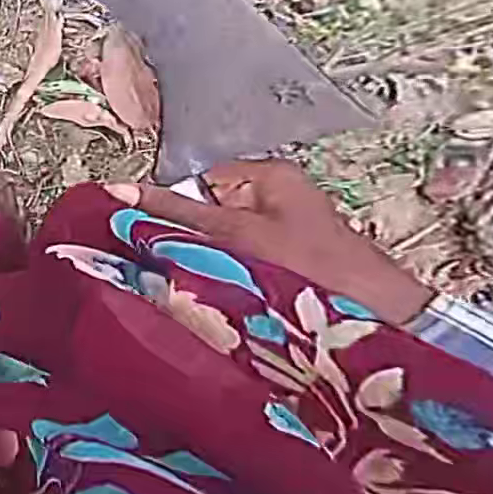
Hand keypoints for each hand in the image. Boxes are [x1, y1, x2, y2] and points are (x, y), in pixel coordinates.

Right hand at [106, 159, 434, 325]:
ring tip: (210, 273)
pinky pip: (235, 253)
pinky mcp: (285, 254)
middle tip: (185, 256)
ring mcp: (282, 225)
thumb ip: (170, 211)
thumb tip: (116, 189)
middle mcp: (275, 194)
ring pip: (216, 234)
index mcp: (267, 174)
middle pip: (203, 208)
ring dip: (204, 254)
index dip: (170, 208)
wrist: (375, 319)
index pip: (192, 182)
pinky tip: (227, 283)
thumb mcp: (227, 232)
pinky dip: (224, 267)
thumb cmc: (306, 265)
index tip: (158, 234)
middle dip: (187, 233)